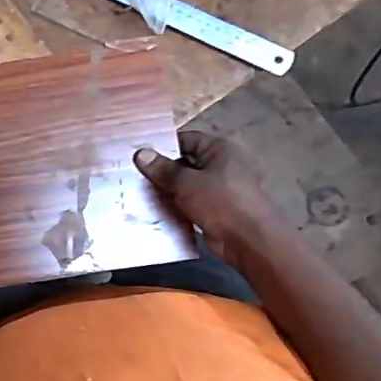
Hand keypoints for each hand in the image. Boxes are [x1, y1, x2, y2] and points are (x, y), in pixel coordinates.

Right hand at [134, 131, 283, 261]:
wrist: (249, 240)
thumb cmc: (220, 202)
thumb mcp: (187, 182)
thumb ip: (163, 169)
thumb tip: (140, 153)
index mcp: (218, 149)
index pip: (185, 139)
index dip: (162, 146)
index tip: (137, 154)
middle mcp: (220, 165)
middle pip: (185, 163)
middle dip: (161, 170)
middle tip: (131, 175)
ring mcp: (219, 189)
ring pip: (186, 185)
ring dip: (167, 191)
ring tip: (137, 193)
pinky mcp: (215, 210)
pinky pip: (190, 204)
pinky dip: (176, 207)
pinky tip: (153, 212)